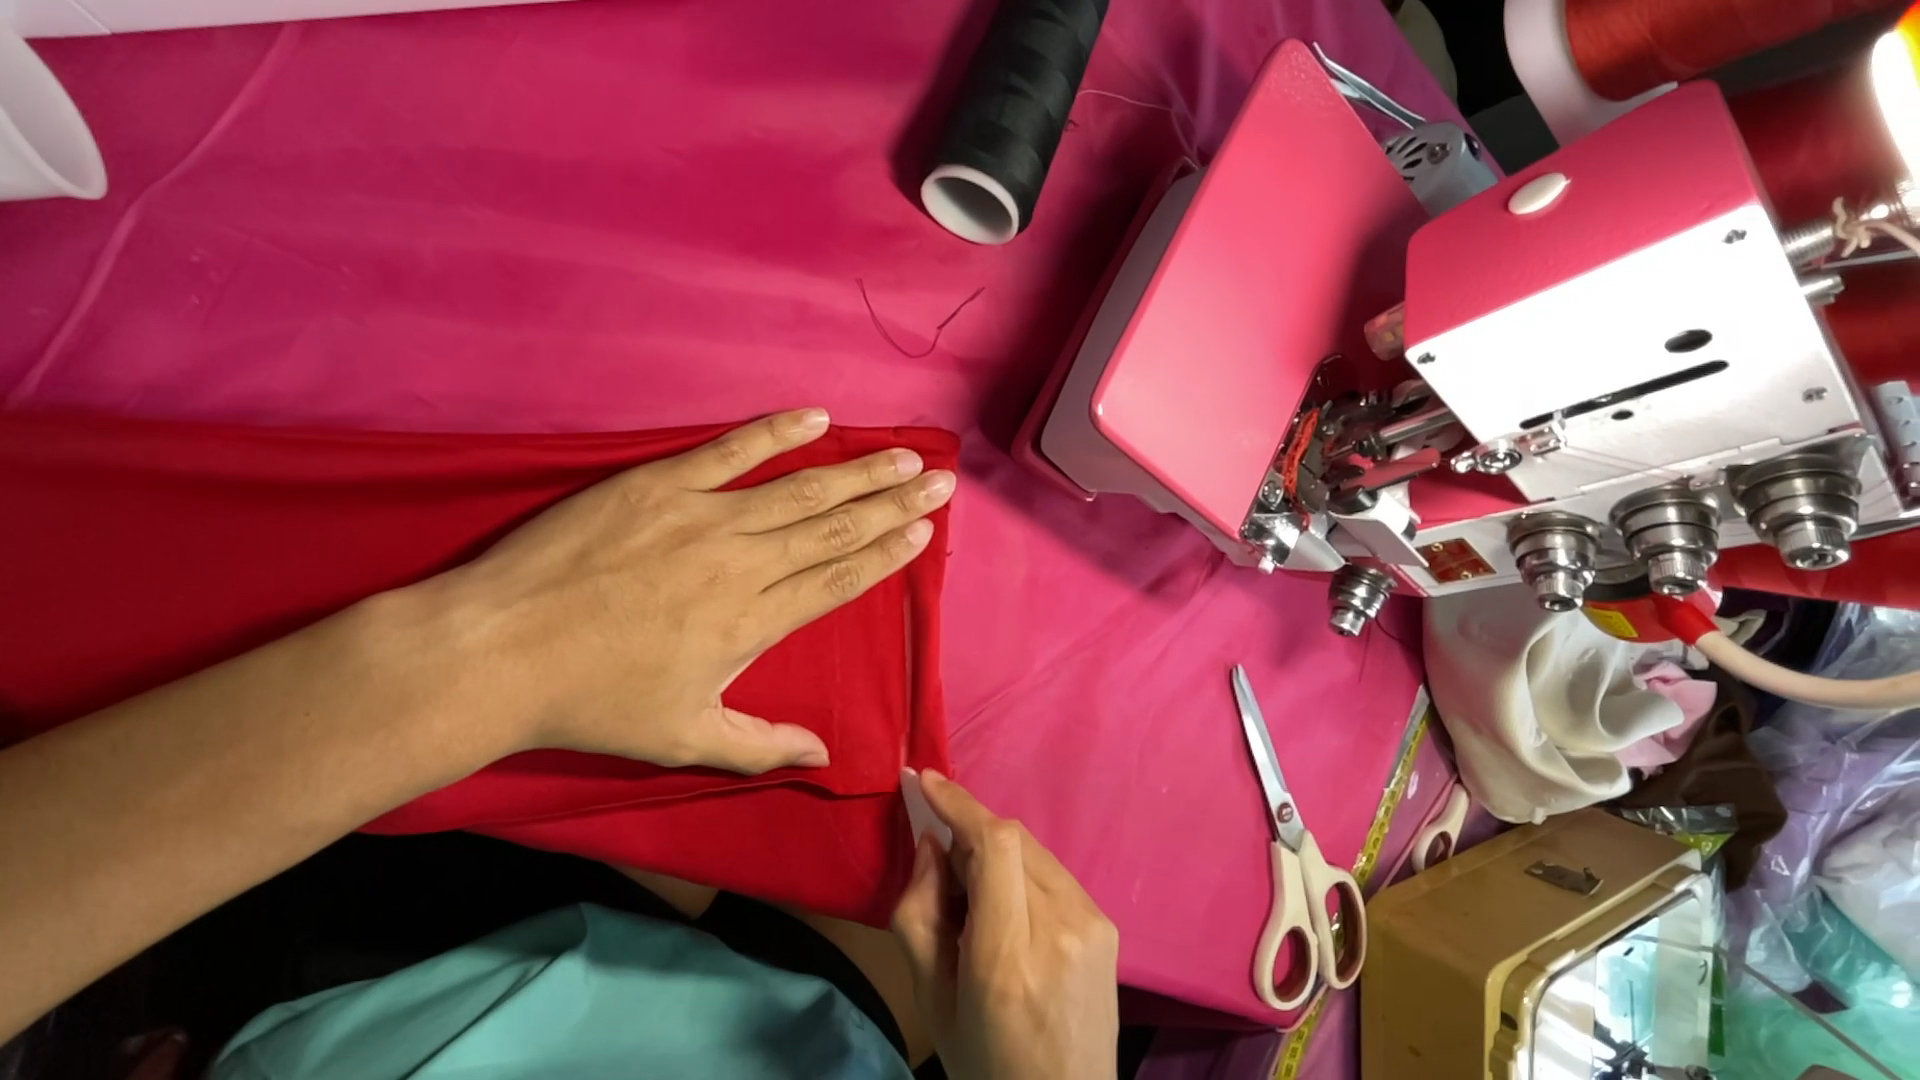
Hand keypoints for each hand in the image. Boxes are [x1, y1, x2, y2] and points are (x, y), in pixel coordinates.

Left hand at [426, 408, 954, 772]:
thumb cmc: (596, 701)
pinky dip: (777, 432)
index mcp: (755, 622)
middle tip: (938, 480)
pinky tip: (817, 418)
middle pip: (837, 527)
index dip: (889, 553)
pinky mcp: (661, 484)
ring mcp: (705, 516)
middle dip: (895, 503)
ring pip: (801, 489)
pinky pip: (732, 450)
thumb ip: (762, 747)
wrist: (501, 650)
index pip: (841, 577)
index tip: (925, 530)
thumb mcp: (683, 740)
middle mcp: (746, 563)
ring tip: (903, 454)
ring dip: (859, 470)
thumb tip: (828, 758)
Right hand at [892, 770, 1118, 1079]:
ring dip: (995, 851)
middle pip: (1013, 838)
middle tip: (943, 866)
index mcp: (1009, 956)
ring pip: (1033, 849)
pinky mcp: (1107, 925)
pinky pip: (1053, 872)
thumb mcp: (930, 997)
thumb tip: (932, 842)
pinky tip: (1010, 910)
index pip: (994, 846)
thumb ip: (919, 912)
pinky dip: (1022, 871)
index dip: (960, 803)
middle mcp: (1062, 927)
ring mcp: (1093, 923)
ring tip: (976, 898)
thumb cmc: (985, 1060)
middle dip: (970, 831)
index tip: (926, 781)